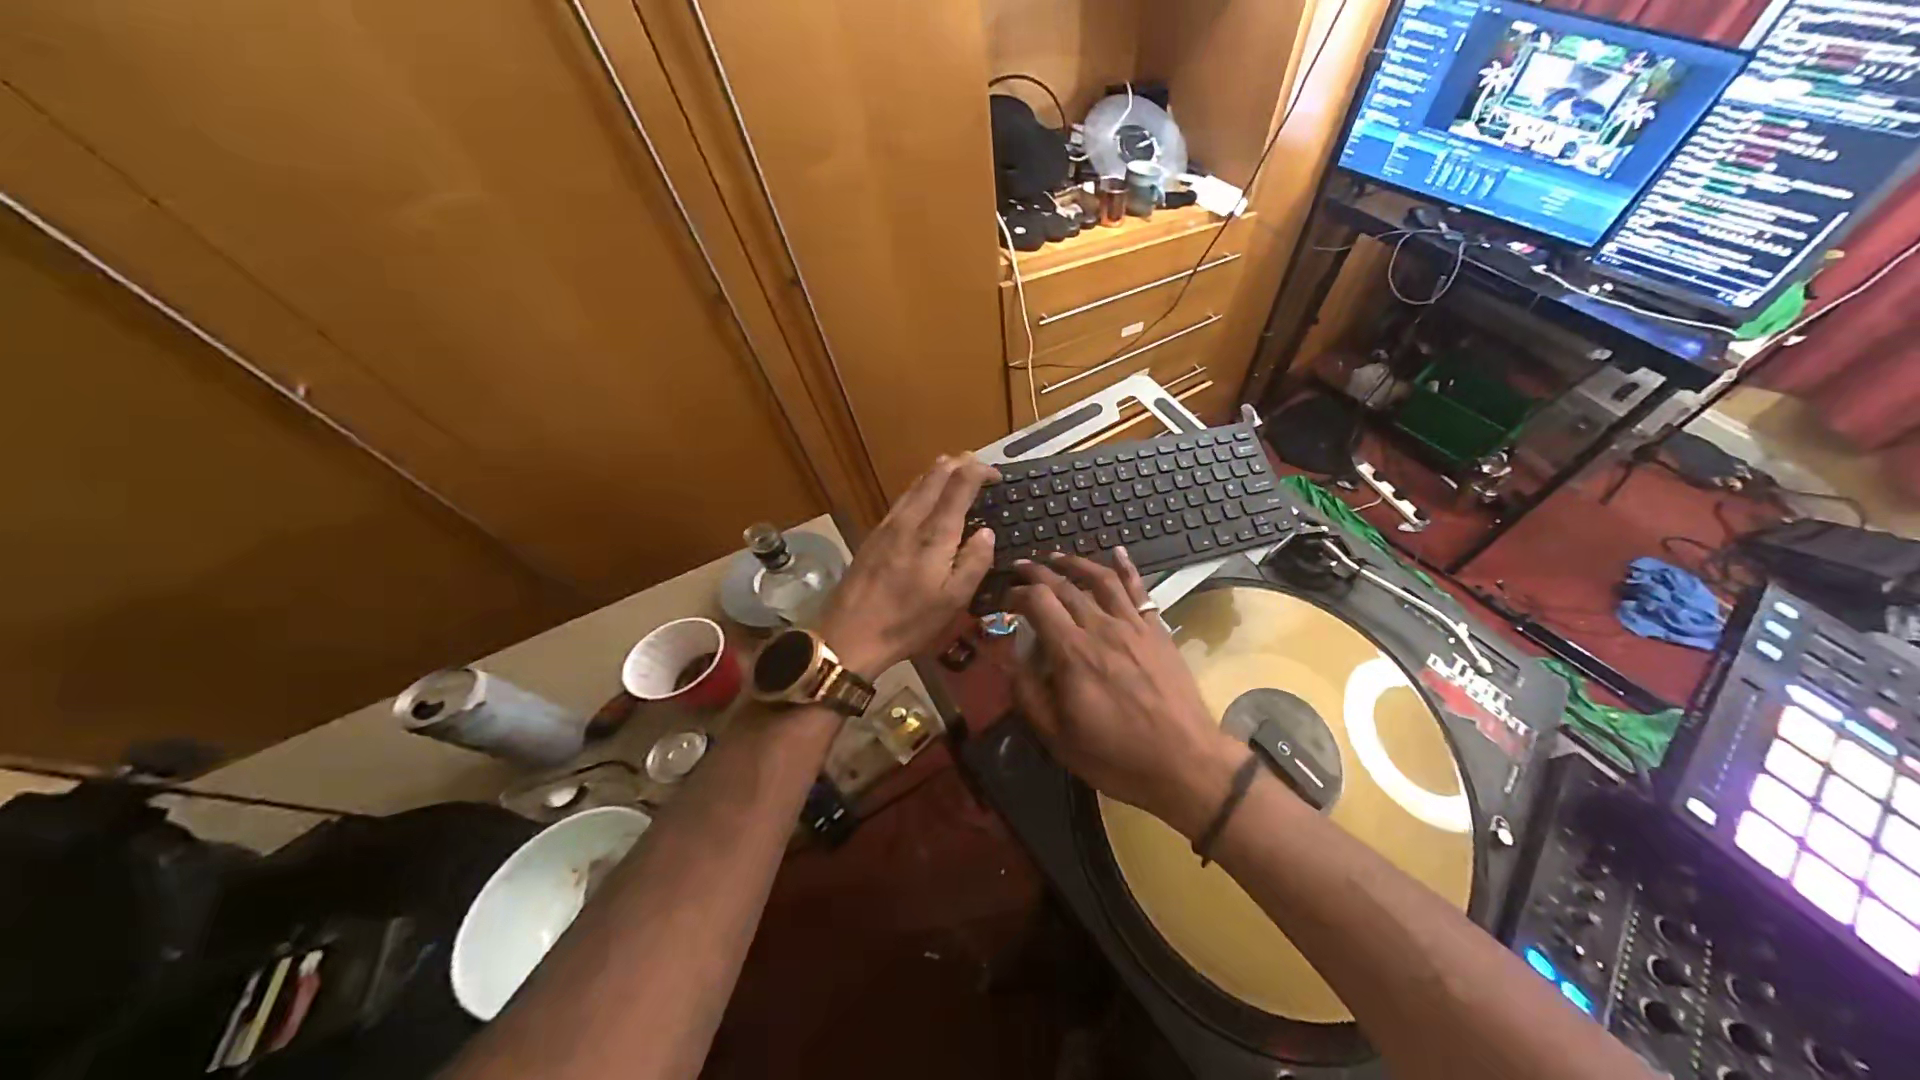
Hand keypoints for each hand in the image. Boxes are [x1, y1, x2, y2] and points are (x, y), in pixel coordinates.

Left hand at [818, 455, 1000, 675]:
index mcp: (934, 534)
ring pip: (917, 482)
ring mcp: (888, 524)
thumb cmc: (907, 622)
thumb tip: (987, 533)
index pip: (960, 483)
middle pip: (936, 474)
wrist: (849, 634)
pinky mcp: (875, 534)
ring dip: (941, 472)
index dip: (981, 471)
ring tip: (959, 475)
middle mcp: (910, 519)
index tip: (997, 476)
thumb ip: (975, 562)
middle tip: (981, 470)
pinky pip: (904, 497)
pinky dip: (923, 487)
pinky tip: (927, 498)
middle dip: (962, 463)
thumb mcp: (953, 601)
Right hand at [1007, 550, 1249, 839]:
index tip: (1004, 600)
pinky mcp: (1158, 631)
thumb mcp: (1057, 736)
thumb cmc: (1116, 755)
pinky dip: (1126, 568)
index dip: (1015, 594)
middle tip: (1021, 567)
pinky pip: (1140, 590)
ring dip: (1075, 563)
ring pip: (1101, 579)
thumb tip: (1010, 656)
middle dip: (1037, 572)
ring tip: (1056, 557)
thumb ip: (1028, 692)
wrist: (1185, 763)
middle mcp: (1101, 628)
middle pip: (1065, 585)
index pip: (1037, 603)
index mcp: (1073, 653)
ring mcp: (1134, 626)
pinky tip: (1118, 552)